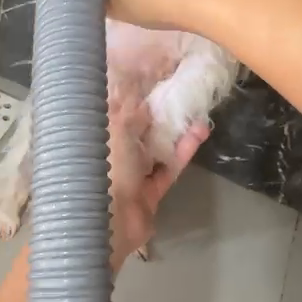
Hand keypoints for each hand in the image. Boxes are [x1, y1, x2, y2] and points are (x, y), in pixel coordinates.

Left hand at [108, 101, 207, 269]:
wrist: (112, 221)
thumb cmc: (109, 167)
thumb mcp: (119, 131)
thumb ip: (133, 115)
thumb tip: (146, 104)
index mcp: (101, 136)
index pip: (118, 111)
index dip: (135, 96)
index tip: (155, 80)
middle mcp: (116, 153)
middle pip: (141, 129)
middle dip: (160, 113)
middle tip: (181, 93)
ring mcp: (134, 173)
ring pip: (158, 147)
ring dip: (177, 131)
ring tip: (198, 111)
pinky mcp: (151, 191)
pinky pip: (169, 167)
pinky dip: (183, 151)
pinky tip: (199, 134)